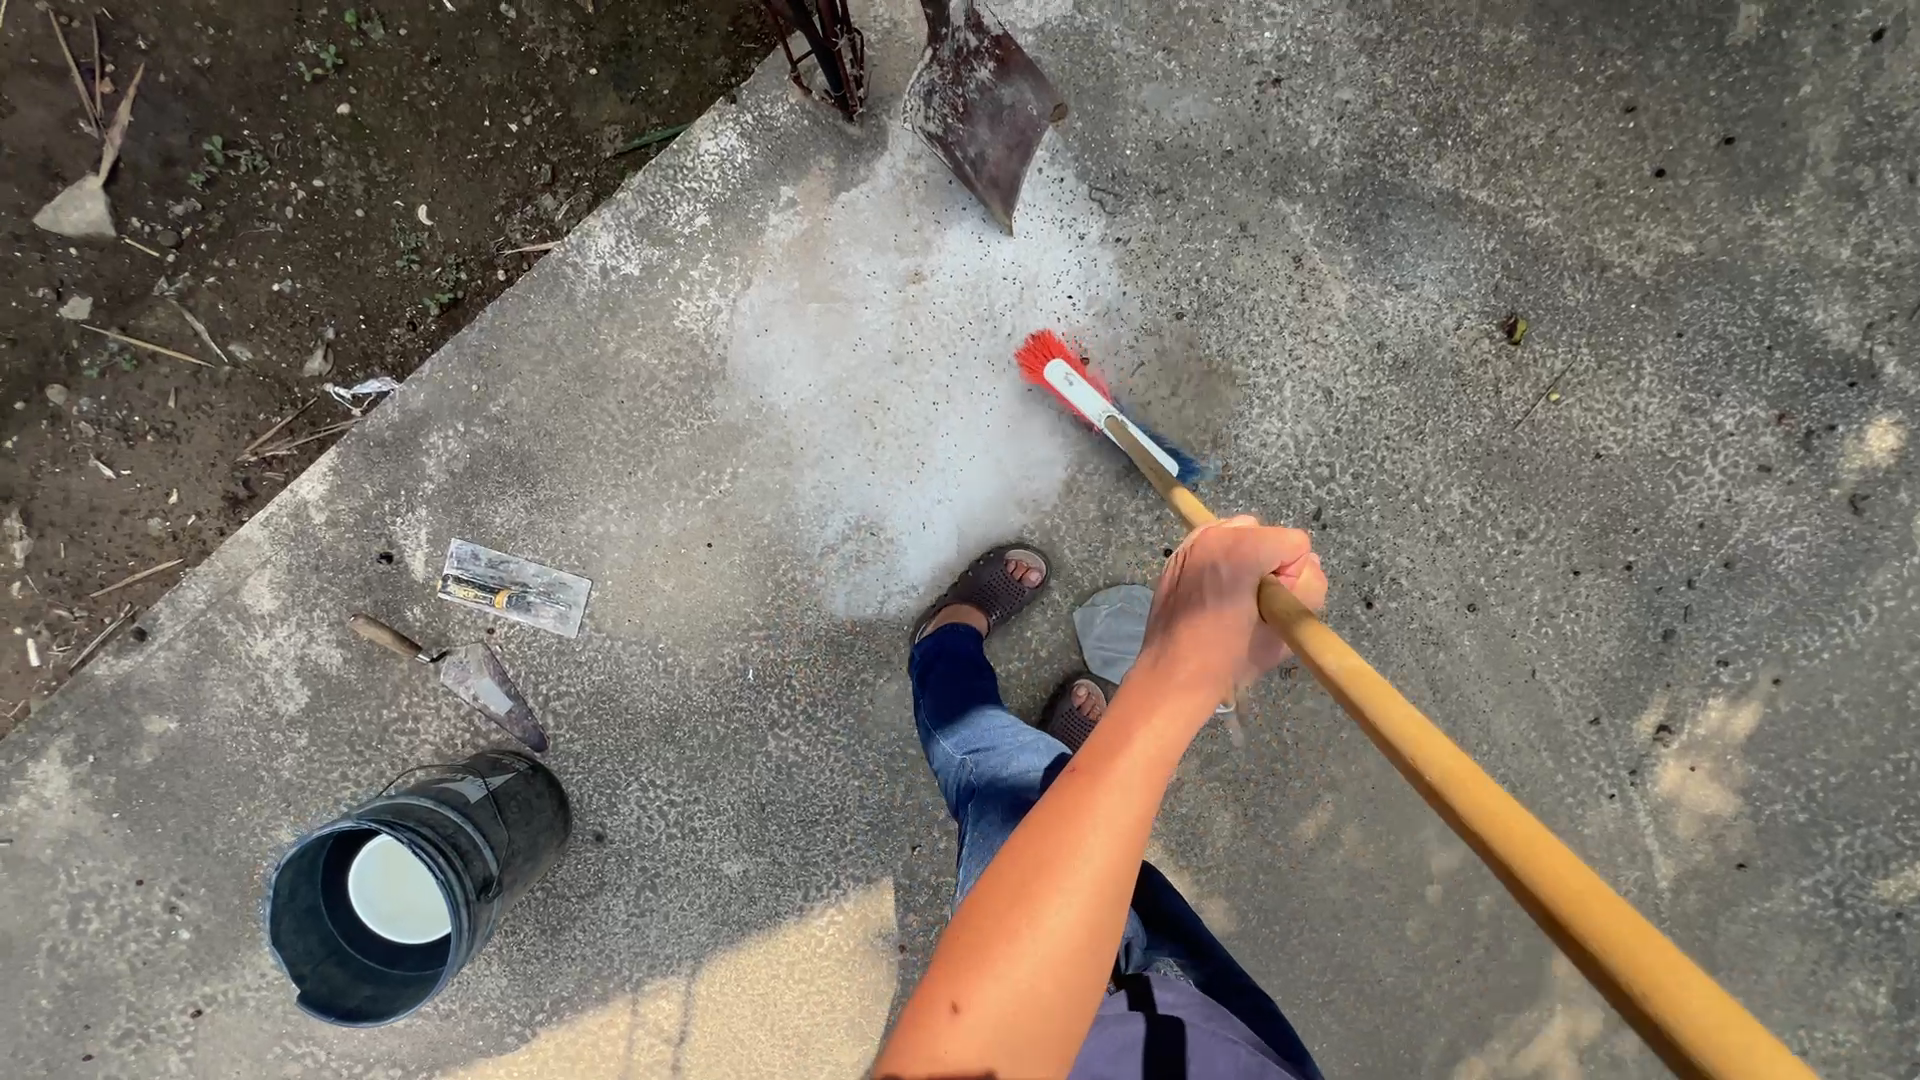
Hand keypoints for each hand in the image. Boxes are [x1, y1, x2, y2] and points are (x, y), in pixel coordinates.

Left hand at [1132, 516, 1326, 708]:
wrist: (1174, 673)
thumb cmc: (1231, 656)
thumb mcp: (1288, 626)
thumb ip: (1310, 588)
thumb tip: (1308, 565)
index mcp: (1241, 548)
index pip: (1296, 543)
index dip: (1294, 576)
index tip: (1273, 604)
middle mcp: (1212, 535)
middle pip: (1266, 534)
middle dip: (1269, 563)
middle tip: (1255, 602)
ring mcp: (1189, 544)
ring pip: (1239, 534)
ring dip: (1246, 559)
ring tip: (1235, 598)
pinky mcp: (1176, 557)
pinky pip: (1214, 545)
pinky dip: (1222, 561)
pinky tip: (1216, 592)